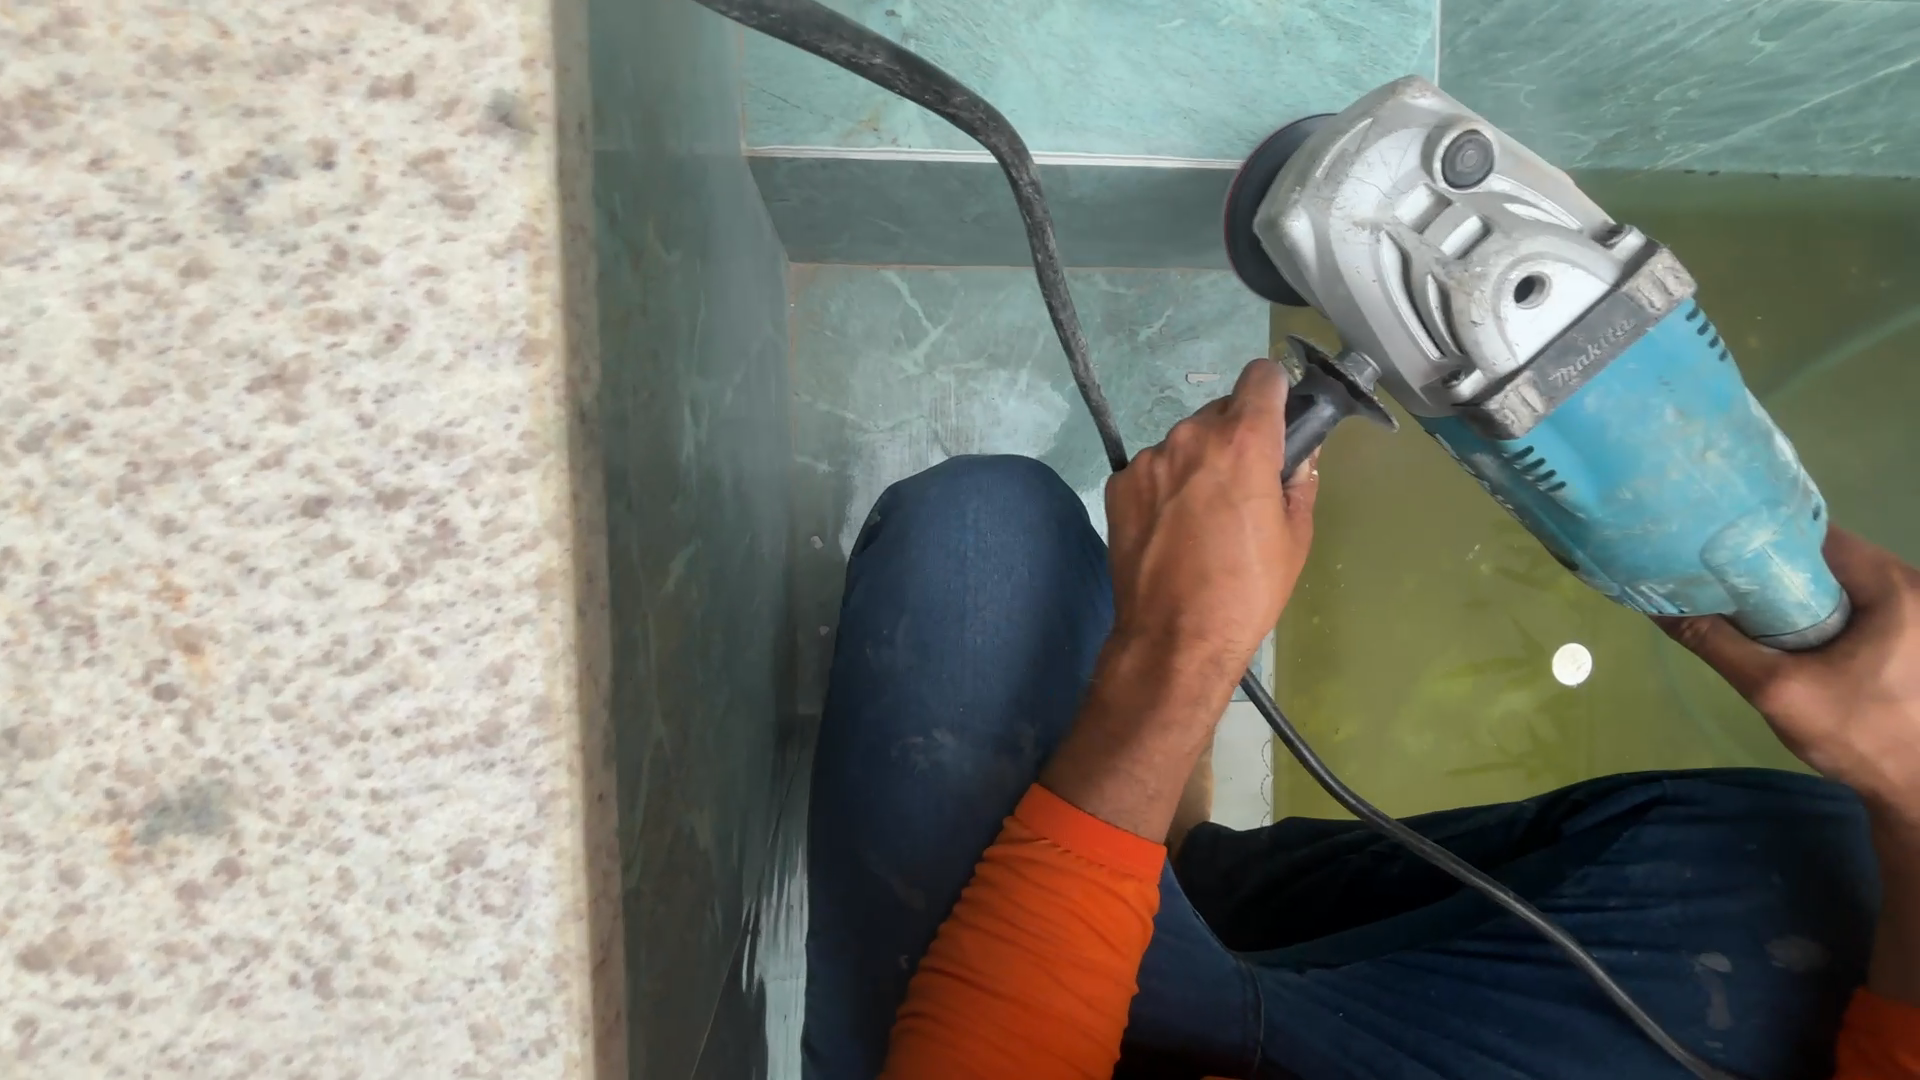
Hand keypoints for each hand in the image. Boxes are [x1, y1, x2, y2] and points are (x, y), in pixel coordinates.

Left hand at [1104, 356, 1319, 685]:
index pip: (1260, 376)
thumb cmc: (1247, 588)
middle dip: (1234, 437)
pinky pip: (1151, 470)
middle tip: (1240, 485)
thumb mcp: (1295, 535)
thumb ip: (1298, 480)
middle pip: (1218, 413)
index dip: (1272, 391)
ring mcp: (1147, 460)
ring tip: (1199, 516)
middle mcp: (1189, 437)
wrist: (1174, 634)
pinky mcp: (1117, 485)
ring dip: (1195, 462)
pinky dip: (1162, 486)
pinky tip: (1167, 527)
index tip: (1274, 416)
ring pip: (1182, 443)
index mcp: (1243, 440)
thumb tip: (1296, 455)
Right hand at [1659, 528, 1919, 822]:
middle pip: (1821, 554)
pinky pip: (1850, 602)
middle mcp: (1915, 589)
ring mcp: (1916, 614)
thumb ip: (1712, 641)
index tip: (1702, 541)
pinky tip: (1771, 624)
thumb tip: (1653, 605)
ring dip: (1782, 586)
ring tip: (1727, 596)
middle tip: (1703, 572)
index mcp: (1897, 588)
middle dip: (1762, 561)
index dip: (1754, 532)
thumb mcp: (1773, 688)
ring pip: (1833, 579)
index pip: (1813, 533)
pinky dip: (1806, 604)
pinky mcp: (1911, 637)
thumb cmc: (1862, 734)